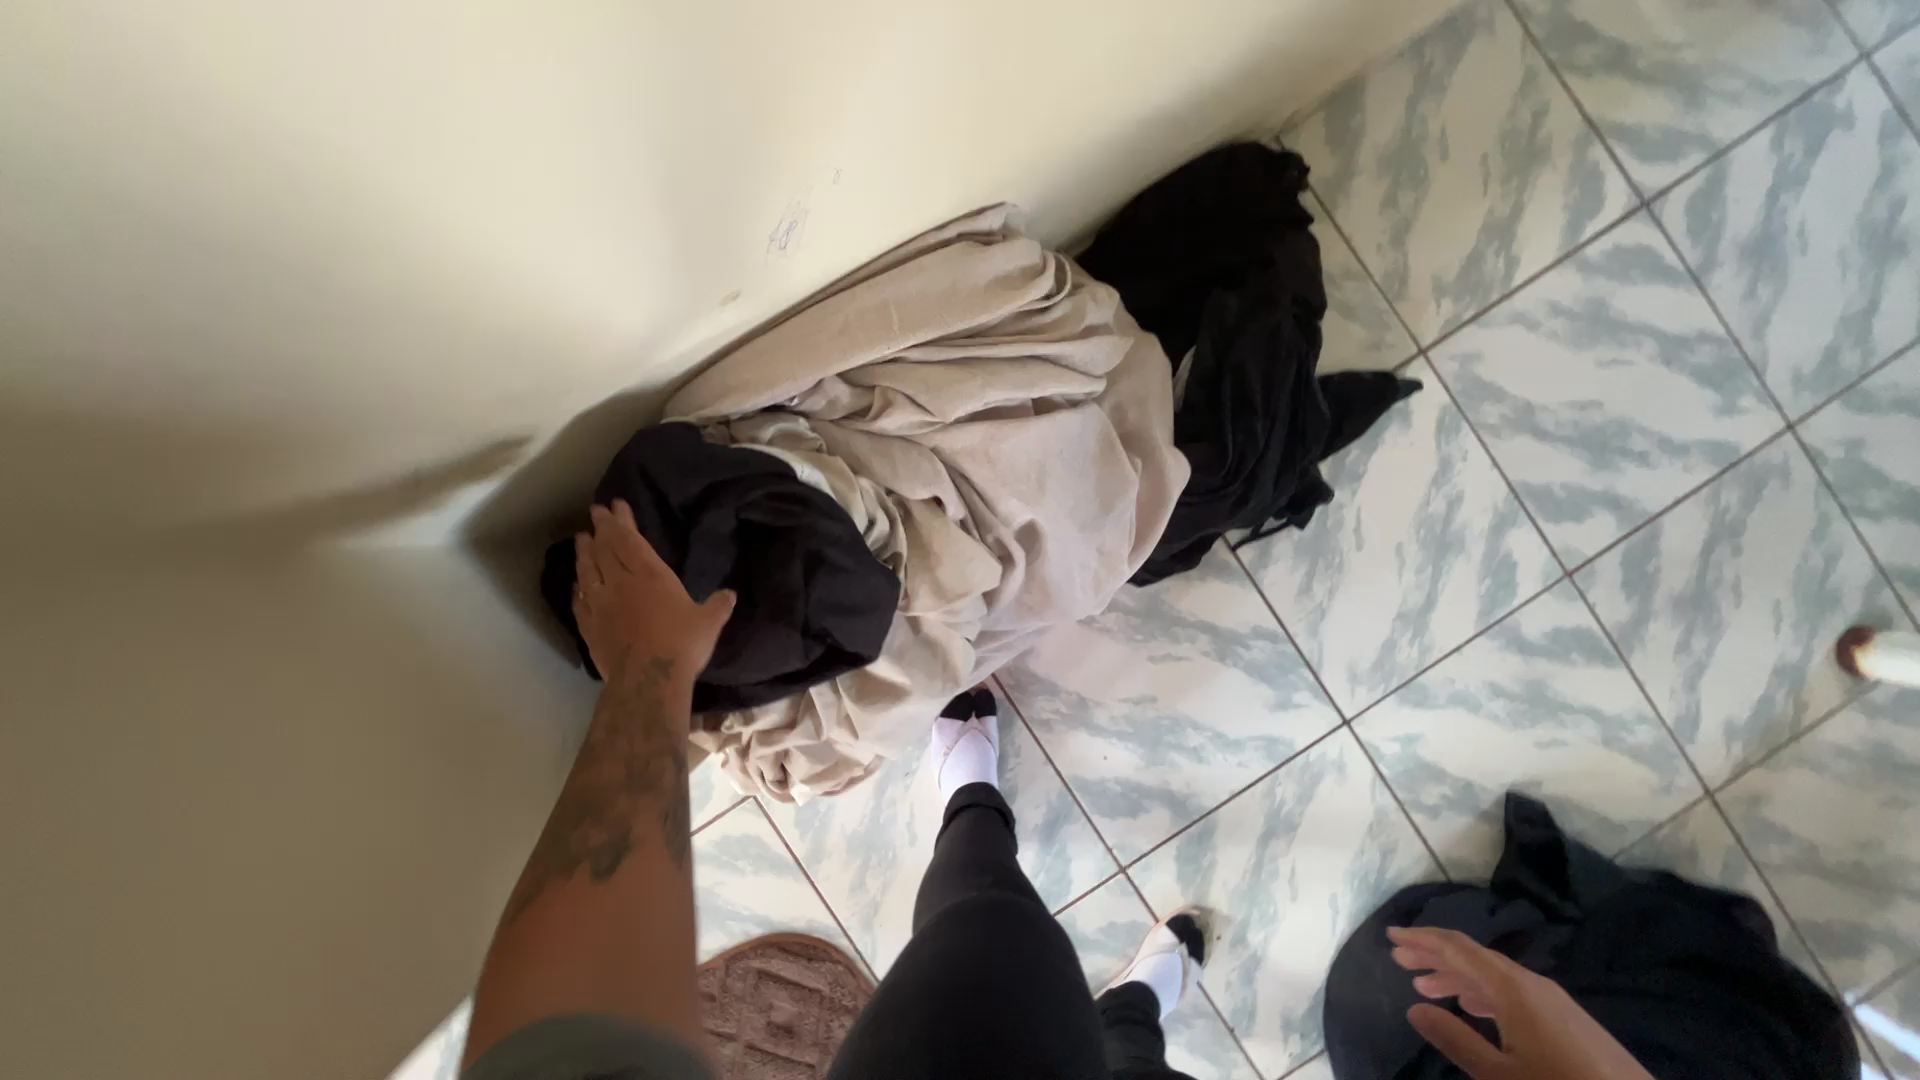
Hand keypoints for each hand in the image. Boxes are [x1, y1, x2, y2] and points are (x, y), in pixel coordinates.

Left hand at [573, 500, 736, 686]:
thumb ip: (717, 605)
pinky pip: (580, 601)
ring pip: (588, 571)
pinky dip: (578, 588)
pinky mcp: (590, 627)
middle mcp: (621, 583)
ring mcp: (601, 605)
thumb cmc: (682, 644)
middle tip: (595, 513)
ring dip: (584, 553)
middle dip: (601, 528)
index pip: (631, 540)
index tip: (615, 505)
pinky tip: (578, 584)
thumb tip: (730, 594)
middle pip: (606, 549)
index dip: (623, 521)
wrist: (648, 679)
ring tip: (581, 539)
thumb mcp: (709, 622)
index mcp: (651, 575)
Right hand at [1388, 925, 1655, 1079]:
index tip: (1391, 937)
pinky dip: (1484, 992)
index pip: (1457, 948)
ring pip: (1494, 975)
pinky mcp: (1570, 1022)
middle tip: (1400, 962)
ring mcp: (1555, 1002)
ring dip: (1457, 976)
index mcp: (1511, 988)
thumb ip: (1455, 1039)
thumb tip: (1415, 1008)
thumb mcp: (1499, 1077)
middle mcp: (1532, 984)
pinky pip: (1514, 991)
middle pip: (1474, 956)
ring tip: (1428, 987)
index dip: (1422, 939)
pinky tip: (1476, 1009)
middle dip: (1435, 956)